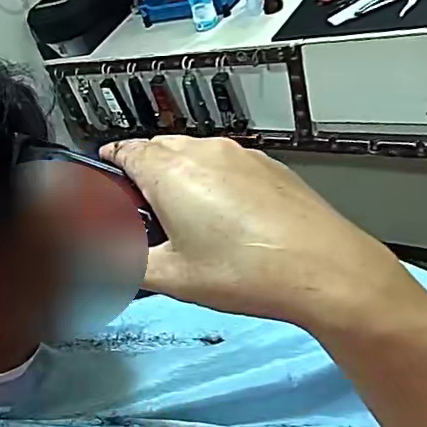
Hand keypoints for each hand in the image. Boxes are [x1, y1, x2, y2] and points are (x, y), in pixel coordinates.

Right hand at [100, 136, 420, 331]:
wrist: (322, 267)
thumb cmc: (251, 270)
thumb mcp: (174, 278)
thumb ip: (129, 265)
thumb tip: (113, 261)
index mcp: (170, 171)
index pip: (123, 150)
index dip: (108, 164)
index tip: (104, 178)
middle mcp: (205, 152)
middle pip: (158, 148)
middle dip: (143, 172)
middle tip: (142, 210)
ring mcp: (242, 156)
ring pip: (195, 155)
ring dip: (181, 176)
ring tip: (187, 221)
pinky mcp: (269, 167)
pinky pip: (228, 165)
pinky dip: (215, 182)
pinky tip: (226, 220)